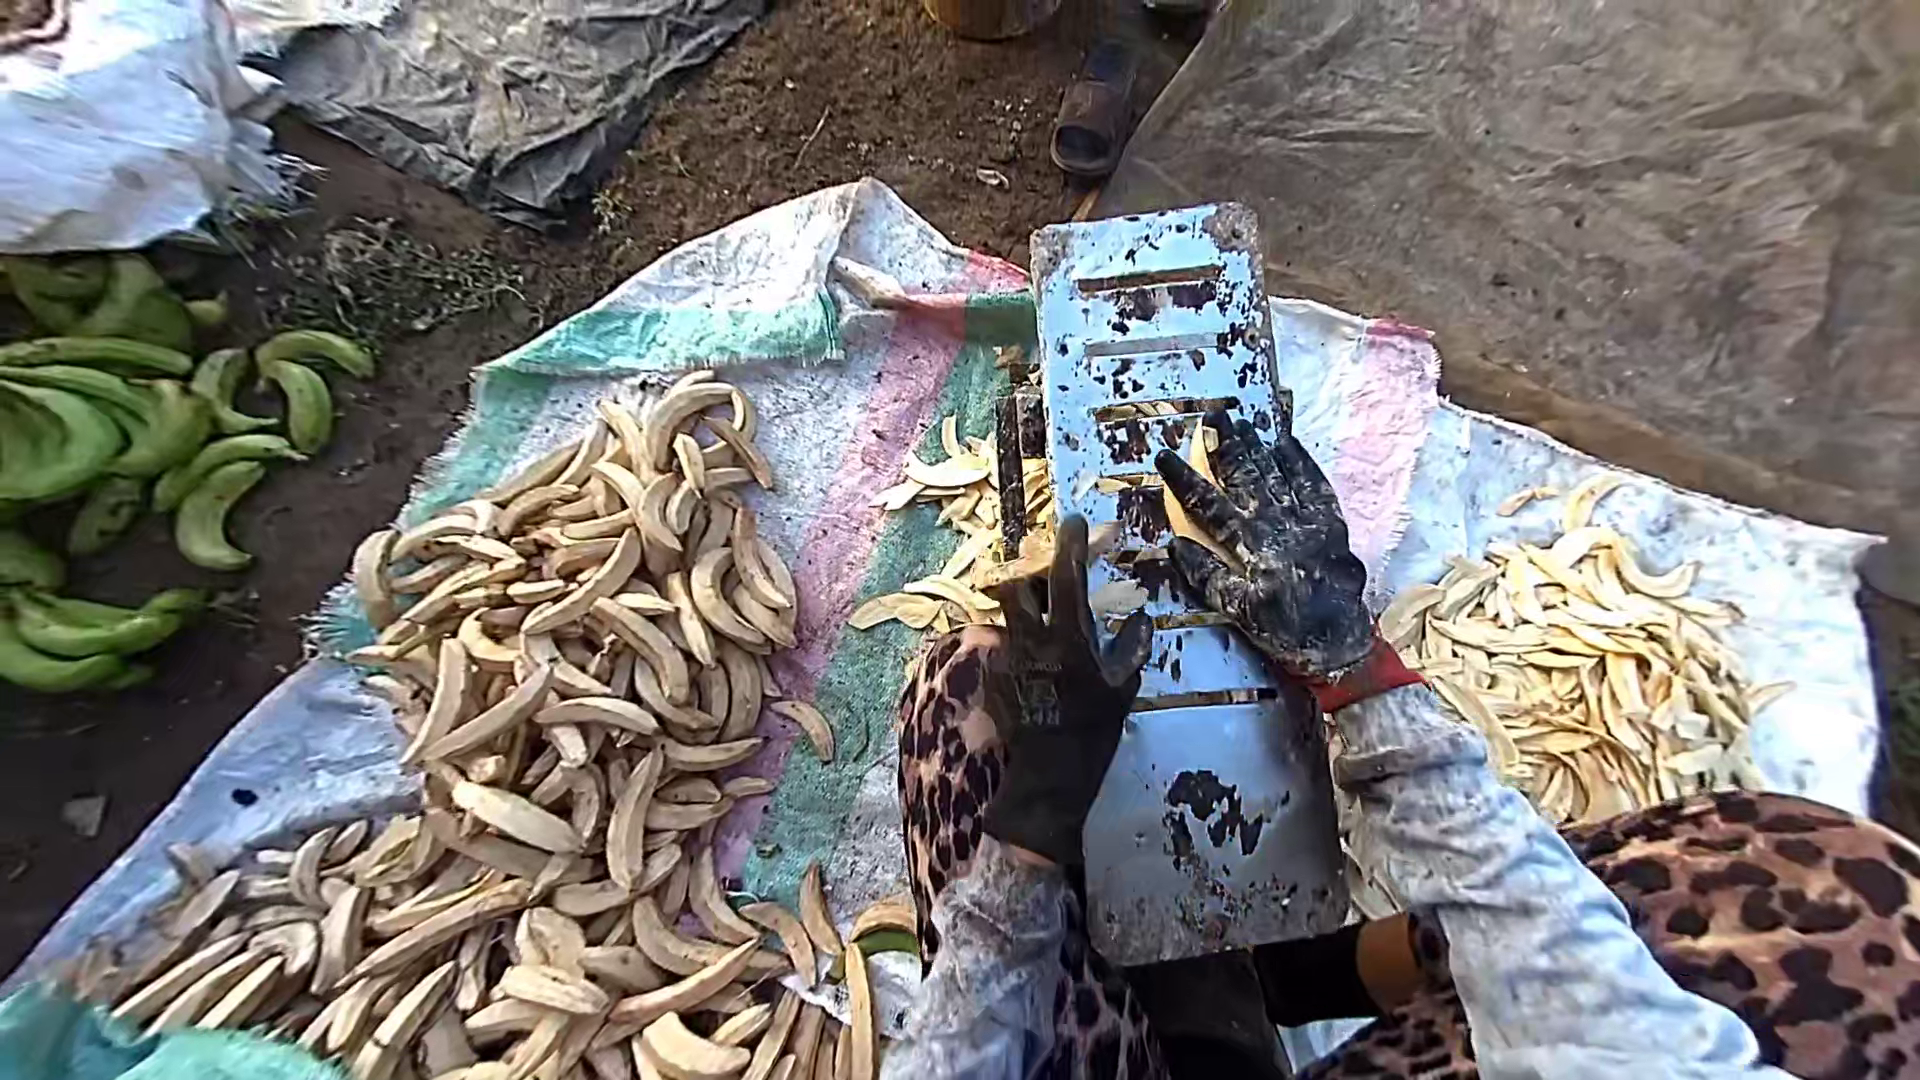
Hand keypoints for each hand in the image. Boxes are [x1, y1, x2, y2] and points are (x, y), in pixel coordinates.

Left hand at [982, 515, 1151, 866]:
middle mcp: (1031, 639)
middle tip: (1051, 577)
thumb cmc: (1092, 732)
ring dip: (1026, 604)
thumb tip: (1139, 616)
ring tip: (1047, 616)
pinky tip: (1039, 655)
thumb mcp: (1122, 689)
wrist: (1049, 776)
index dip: (1070, 543)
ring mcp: (1008, 655)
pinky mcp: (995, 672)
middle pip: (1016, 584)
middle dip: (1031, 572)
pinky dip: (1023, 636)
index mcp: (1068, 638)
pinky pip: (1007, 640)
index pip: (1064, 576)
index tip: (1074, 521)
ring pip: (1009, 611)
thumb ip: (1132, 647)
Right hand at [1153, 409, 1371, 679]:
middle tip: (1211, 415)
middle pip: (1246, 478)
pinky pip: (1314, 483)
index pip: (1209, 505)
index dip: (1184, 479)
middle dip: (1225, 446)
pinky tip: (1285, 441)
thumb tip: (1176, 543)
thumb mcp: (1234, 608)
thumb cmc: (1280, 628)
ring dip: (1257, 446)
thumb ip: (1206, 575)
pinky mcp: (1331, 521)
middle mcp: (1279, 525)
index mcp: (1251, 546)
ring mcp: (1308, 519)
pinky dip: (1299, 461)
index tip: (1163, 456)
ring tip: (1240, 420)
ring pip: (1277, 474)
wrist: (1340, 642)